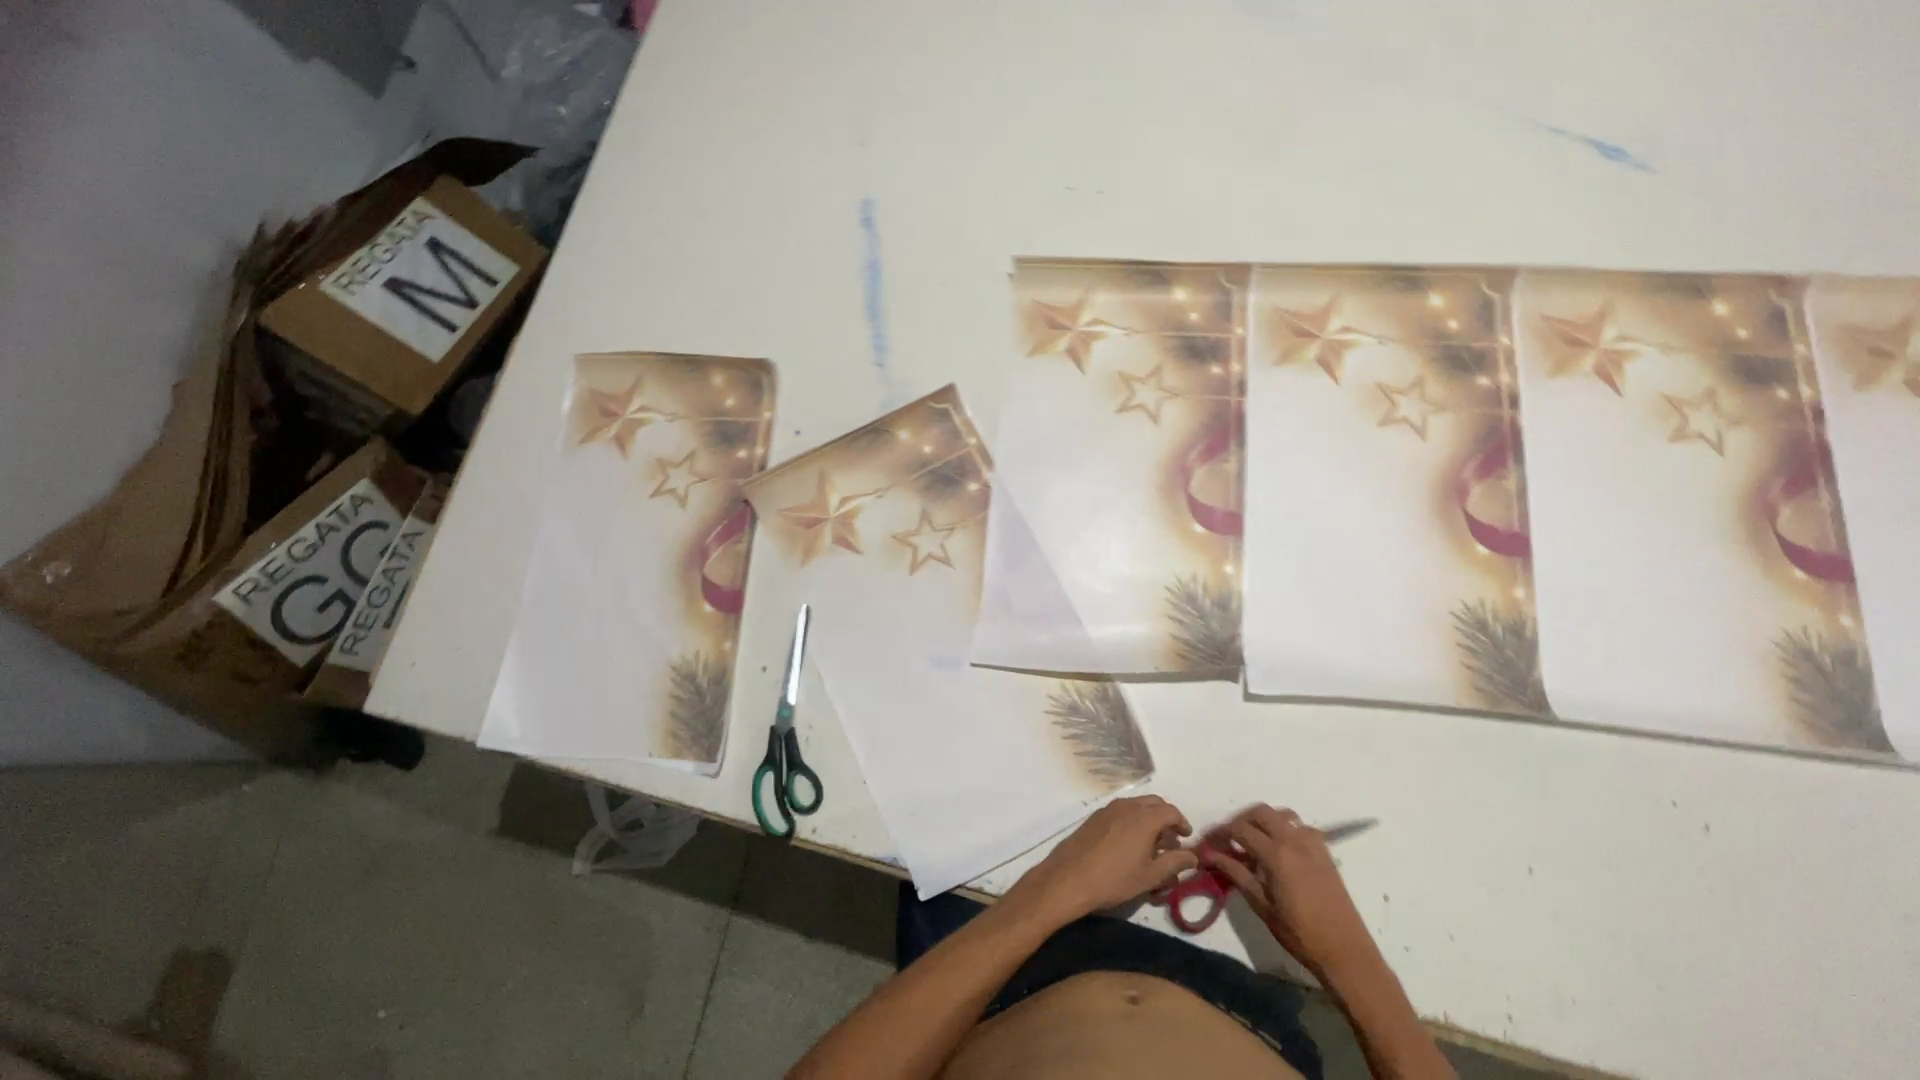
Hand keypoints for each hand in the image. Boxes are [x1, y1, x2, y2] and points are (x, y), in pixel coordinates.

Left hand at [1007, 795, 1196, 924]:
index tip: (1186, 837)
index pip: (1171, 811)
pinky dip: (1132, 819)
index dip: (1182, 823)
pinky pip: (1120, 811)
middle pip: (1154, 803)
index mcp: (1144, 817)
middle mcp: (1127, 806)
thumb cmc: (1114, 879)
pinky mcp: (1093, 817)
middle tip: (1171, 838)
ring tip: (1152, 842)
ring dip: (1148, 818)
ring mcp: (1107, 810)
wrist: (1068, 879)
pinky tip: (1129, 842)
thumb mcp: (1150, 876)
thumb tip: (1193, 856)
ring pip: (1136, 805)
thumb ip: (1175, 863)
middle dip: (1166, 817)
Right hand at [1202, 805, 1378, 979]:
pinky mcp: (1325, 853)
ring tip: (1253, 842)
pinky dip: (1285, 829)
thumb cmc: (1299, 933)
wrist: (1345, 950)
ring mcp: (1313, 844)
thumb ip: (1236, 874)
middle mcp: (1295, 840)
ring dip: (1264, 821)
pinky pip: (1301, 827)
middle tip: (1228, 840)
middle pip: (1261, 812)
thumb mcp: (1261, 905)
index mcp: (1277, 854)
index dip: (1220, 833)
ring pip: (1283, 815)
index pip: (1240, 829)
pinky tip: (1279, 851)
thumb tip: (1210, 855)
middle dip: (1241, 820)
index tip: (1208, 844)